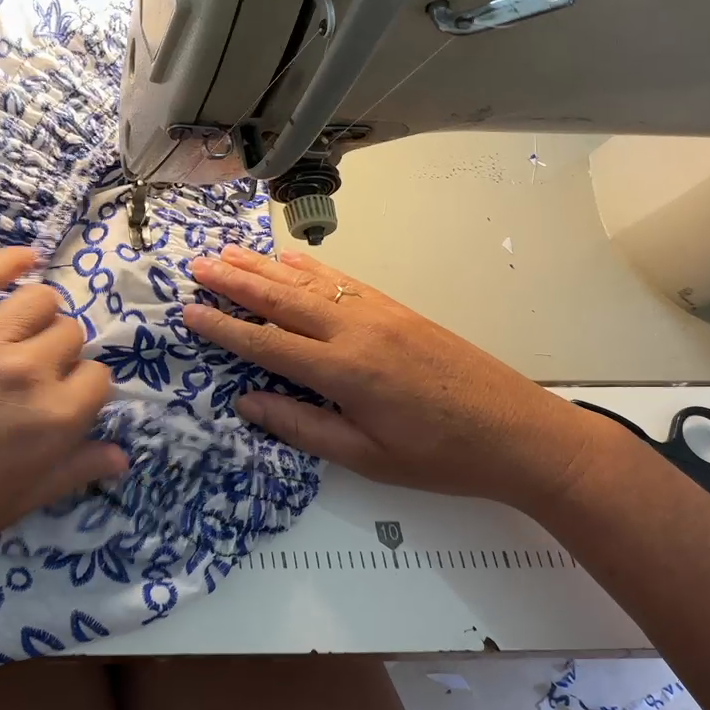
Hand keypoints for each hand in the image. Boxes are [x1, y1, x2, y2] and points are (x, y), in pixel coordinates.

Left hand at [0, 248, 127, 585]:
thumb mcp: (18, 503)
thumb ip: (73, 471)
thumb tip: (121, 454)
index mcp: (54, 420)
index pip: (98, 378)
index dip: (83, 388)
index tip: (62, 398)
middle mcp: (27, 370)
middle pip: (71, 334)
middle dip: (60, 353)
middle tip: (30, 373)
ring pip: (39, 299)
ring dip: (38, 314)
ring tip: (18, 331)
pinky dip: (10, 261)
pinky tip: (24, 260)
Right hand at [183, 246, 607, 511]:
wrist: (521, 434)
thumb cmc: (440, 457)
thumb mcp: (367, 458)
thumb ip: (302, 427)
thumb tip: (247, 402)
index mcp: (344, 372)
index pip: (268, 344)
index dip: (224, 328)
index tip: (188, 312)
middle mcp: (355, 331)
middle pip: (282, 299)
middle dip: (235, 282)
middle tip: (197, 266)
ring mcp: (378, 313)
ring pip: (308, 282)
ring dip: (264, 266)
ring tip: (228, 252)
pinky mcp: (397, 308)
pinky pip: (343, 280)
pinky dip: (310, 266)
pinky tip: (289, 257)